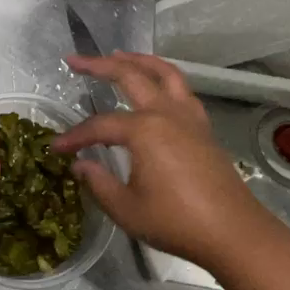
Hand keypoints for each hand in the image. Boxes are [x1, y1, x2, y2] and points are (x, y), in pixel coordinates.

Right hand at [56, 52, 262, 268]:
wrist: (234, 233)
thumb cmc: (177, 222)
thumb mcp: (126, 209)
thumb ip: (98, 183)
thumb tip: (80, 165)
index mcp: (144, 130)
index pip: (99, 126)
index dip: (74, 136)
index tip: (56, 148)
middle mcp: (166, 113)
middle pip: (130, 76)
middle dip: (99, 66)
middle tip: (74, 61)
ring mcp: (189, 118)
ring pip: (164, 73)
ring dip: (139, 60)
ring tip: (119, 55)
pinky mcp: (203, 128)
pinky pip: (182, 90)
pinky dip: (164, 78)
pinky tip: (157, 87)